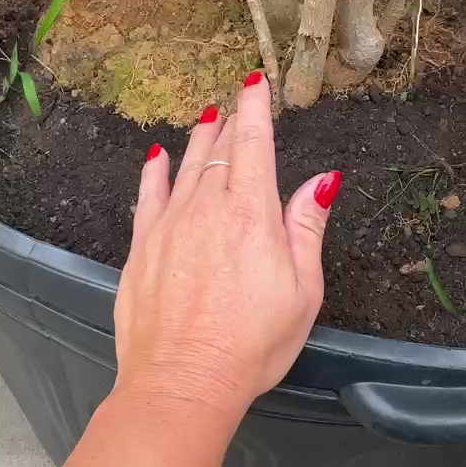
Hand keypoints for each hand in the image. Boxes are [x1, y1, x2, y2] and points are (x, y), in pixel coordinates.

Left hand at [114, 70, 337, 418]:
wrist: (182, 383)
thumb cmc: (253, 343)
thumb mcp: (303, 289)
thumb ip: (308, 226)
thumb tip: (323, 178)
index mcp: (251, 213)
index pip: (253, 142)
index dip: (255, 108)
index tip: (256, 83)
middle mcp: (207, 208)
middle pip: (219, 149)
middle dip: (231, 123)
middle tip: (237, 105)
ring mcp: (169, 225)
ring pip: (186, 166)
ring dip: (200, 139)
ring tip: (207, 118)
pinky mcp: (143, 248)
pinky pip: (148, 196)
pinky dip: (155, 172)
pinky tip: (157, 156)